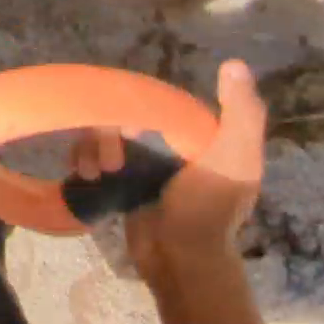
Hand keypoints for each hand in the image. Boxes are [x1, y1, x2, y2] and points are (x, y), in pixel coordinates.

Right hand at [71, 60, 267, 280]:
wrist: (180, 260)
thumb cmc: (208, 208)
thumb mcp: (233, 159)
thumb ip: (240, 114)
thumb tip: (234, 63)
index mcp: (196, 133)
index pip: (155, 99)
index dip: (133, 100)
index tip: (119, 112)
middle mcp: (167, 143)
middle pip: (121, 114)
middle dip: (106, 131)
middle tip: (110, 158)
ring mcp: (140, 162)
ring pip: (100, 133)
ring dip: (92, 148)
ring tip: (98, 172)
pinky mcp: (117, 179)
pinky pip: (89, 154)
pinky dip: (83, 159)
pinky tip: (85, 175)